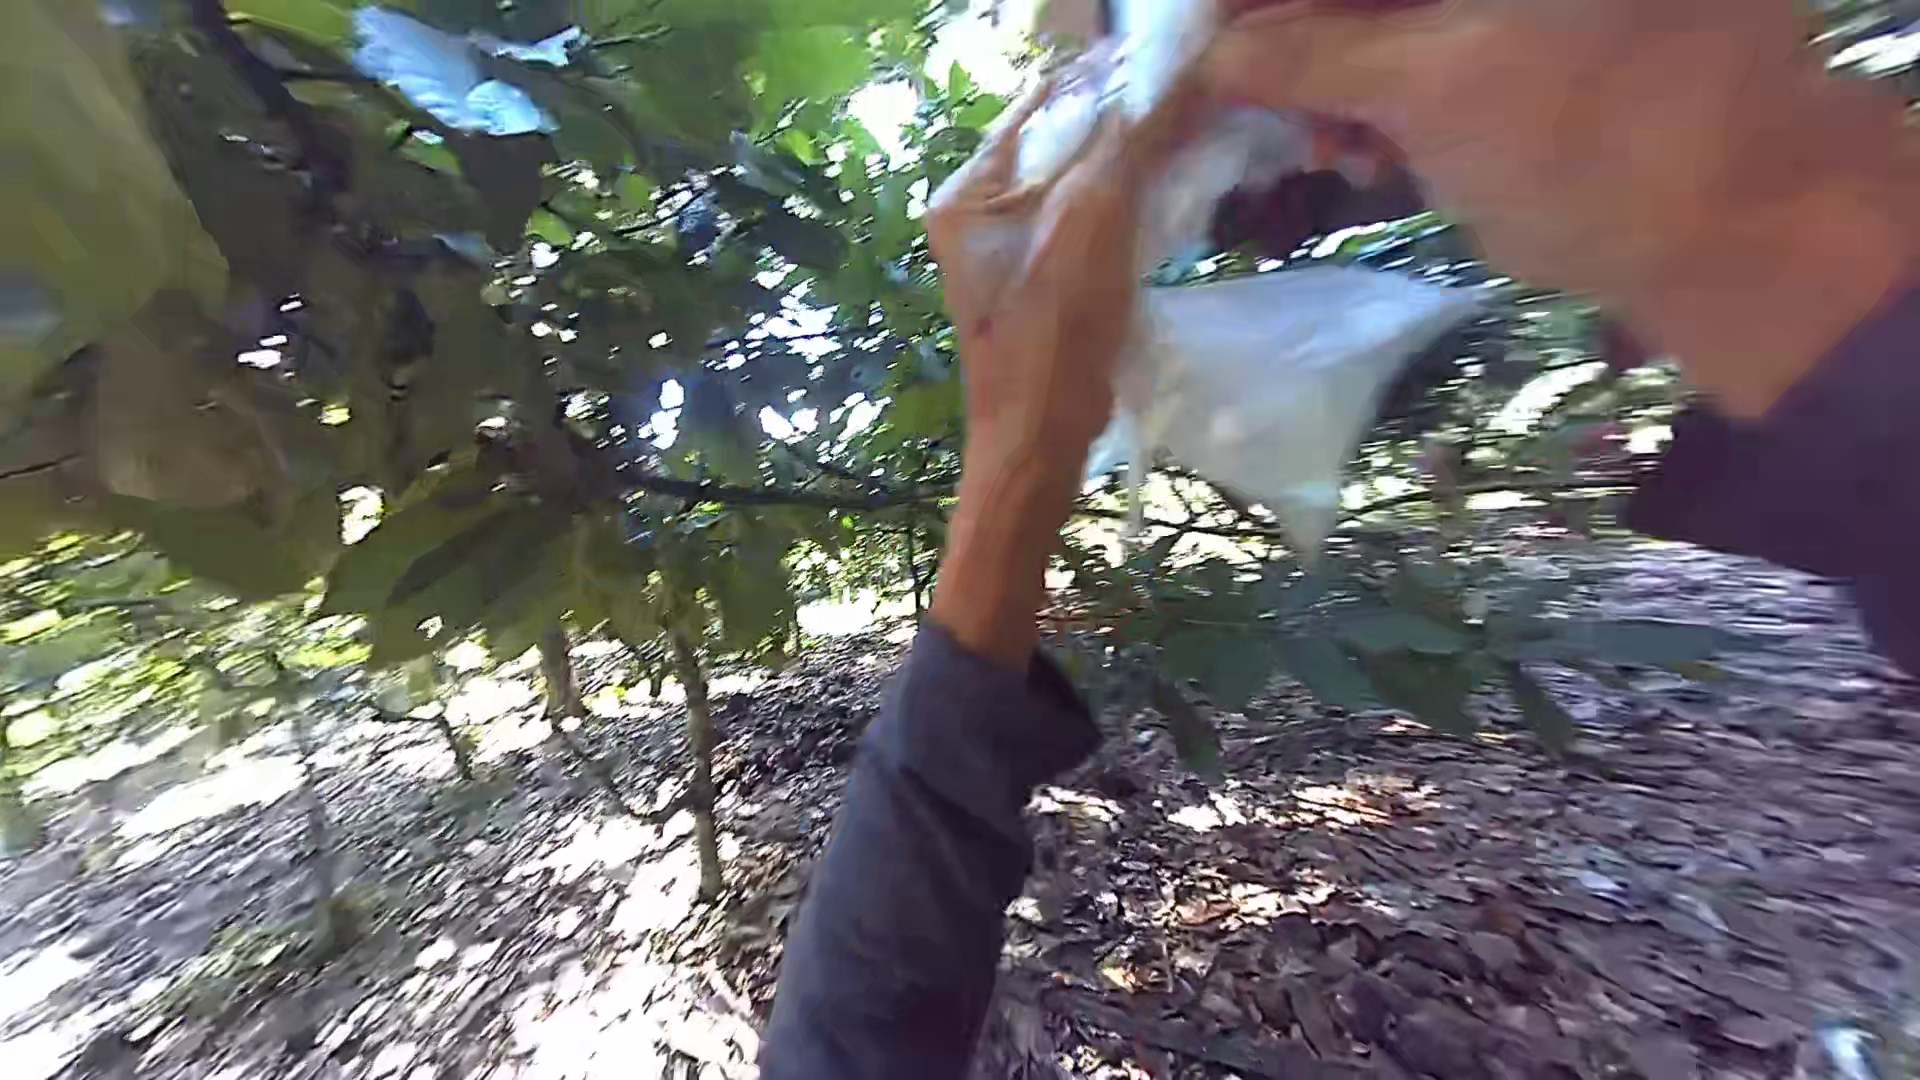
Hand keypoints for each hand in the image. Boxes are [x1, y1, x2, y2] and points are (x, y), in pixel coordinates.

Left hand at [925, 77, 1188, 667]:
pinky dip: (1131, 207)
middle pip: (1066, 142)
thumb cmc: (1051, 344)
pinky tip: (1175, 193)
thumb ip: (1125, 141)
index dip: (1114, 77)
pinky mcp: (1044, 286)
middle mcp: (982, 217)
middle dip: (1132, 122)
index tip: (1183, 62)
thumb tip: (1174, 66)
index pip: (1047, 103)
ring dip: (1138, 164)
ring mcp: (1012, 254)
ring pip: (1083, 185)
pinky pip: (1089, 227)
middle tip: (1202, 101)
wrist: (1038, 446)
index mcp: (970, 195)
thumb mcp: (1088, 229)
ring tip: (1199, 141)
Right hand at [1207, 0, 1917, 415]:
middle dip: (1284, 57)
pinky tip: (1360, 157)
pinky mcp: (1468, 58)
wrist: (1687, 219)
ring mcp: (1470, 7)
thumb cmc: (1581, 136)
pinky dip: (1350, 119)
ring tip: (1334, 153)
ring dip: (1316, 99)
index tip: (1199, 62)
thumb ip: (1313, 60)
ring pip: (1345, 36)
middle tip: (1265, 122)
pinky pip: (1372, 77)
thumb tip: (1209, 61)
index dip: (1252, 6)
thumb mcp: (1434, 83)